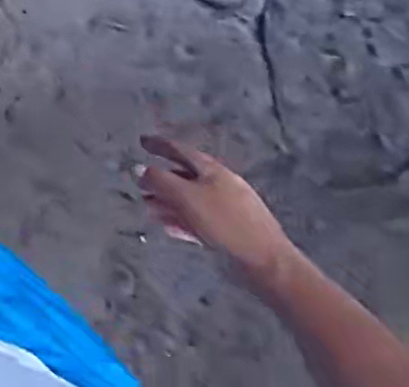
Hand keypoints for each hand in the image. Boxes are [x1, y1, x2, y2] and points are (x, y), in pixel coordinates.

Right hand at [137, 135, 294, 276]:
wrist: (270, 266)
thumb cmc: (226, 223)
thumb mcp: (186, 197)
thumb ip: (159, 180)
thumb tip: (138, 168)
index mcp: (212, 170)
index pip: (180, 150)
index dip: (159, 145)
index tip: (142, 141)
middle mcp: (221, 185)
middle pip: (184, 176)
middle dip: (161, 180)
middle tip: (140, 185)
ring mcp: (228, 210)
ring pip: (191, 201)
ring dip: (168, 203)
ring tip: (148, 210)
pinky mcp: (232, 233)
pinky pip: (201, 221)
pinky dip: (183, 221)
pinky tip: (170, 228)